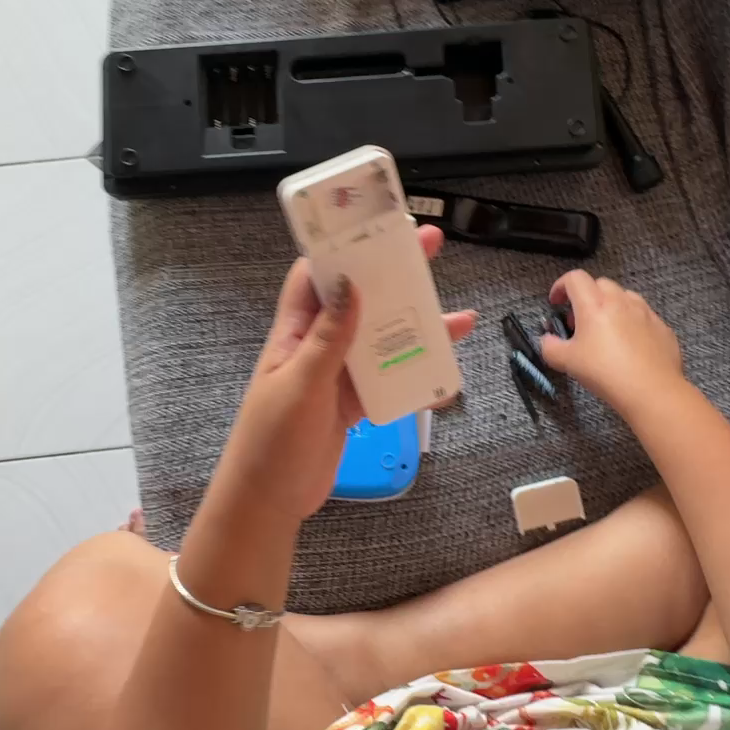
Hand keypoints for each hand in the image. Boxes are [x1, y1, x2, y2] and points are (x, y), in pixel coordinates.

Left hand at [200, 225, 477, 531]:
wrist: (269, 502)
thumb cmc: (272, 442)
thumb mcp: (300, 385)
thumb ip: (328, 337)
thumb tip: (350, 283)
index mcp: (293, 333)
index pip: (316, 276)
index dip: (344, 249)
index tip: (379, 228)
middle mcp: (316, 347)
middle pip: (358, 301)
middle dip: (393, 277)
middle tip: (432, 248)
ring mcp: (336, 377)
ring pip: (381, 342)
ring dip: (416, 330)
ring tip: (460, 319)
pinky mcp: (351, 405)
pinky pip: (387, 383)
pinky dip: (414, 377)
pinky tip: (445, 376)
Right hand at [540, 269, 683, 412]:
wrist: (651, 390)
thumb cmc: (604, 372)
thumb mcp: (566, 362)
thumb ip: (549, 346)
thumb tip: (547, 340)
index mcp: (594, 305)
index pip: (574, 278)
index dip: (561, 286)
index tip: (555, 303)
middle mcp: (620, 301)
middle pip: (599, 284)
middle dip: (585, 296)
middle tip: (578, 320)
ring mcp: (644, 312)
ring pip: (624, 296)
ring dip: (610, 305)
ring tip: (605, 329)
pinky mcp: (661, 326)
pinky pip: (642, 314)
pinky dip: (630, 321)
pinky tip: (628, 343)